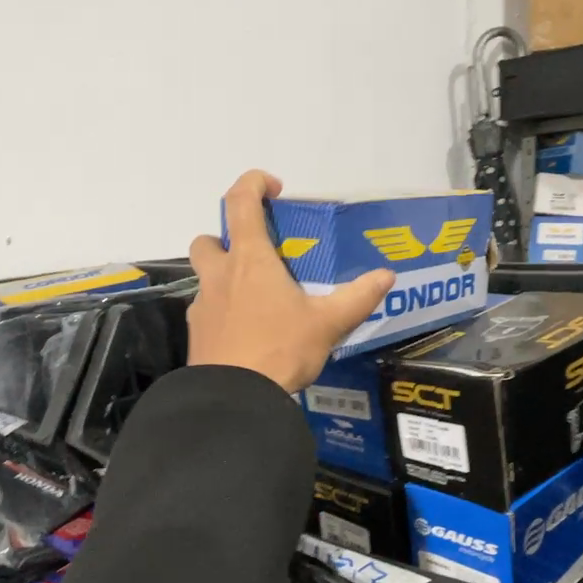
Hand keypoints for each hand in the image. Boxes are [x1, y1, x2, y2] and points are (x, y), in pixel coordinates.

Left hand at [186, 171, 393, 392]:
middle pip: (208, 240)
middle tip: (255, 257)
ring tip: (256, 300)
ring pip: (205, 279)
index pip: (240, 202)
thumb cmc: (280, 350)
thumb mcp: (327, 323)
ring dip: (224, 278)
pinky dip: (223, 313)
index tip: (273, 188)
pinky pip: (207, 313)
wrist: (234, 400)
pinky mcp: (197, 337)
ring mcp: (203, 307)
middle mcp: (219, 277)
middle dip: (225, 238)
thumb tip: (386, 276)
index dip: (252, 183)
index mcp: (250, 261)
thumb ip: (357, 297)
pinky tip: (246, 334)